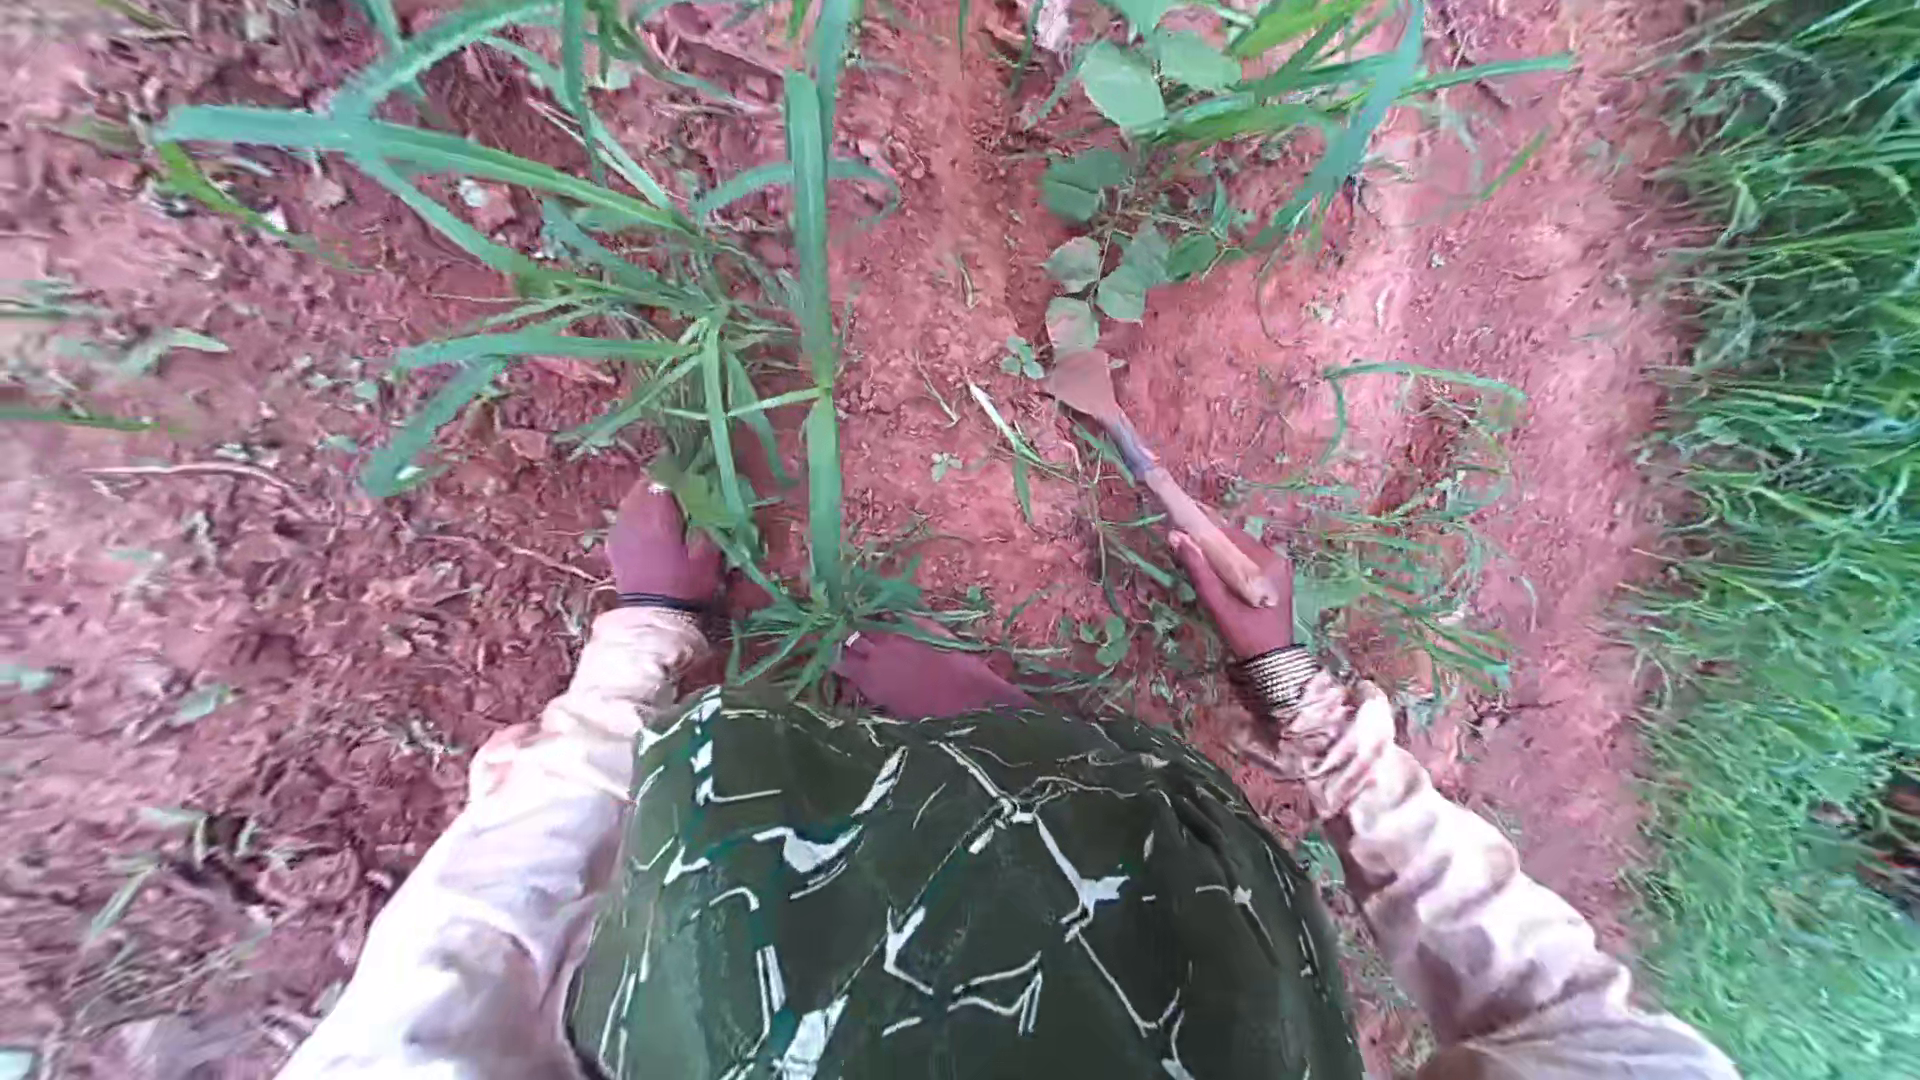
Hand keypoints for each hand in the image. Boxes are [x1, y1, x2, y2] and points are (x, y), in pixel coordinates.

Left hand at [607, 476, 722, 604]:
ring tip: (668, 504)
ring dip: (650, 496)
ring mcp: (619, 530)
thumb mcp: (709, 554)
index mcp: (658, 513)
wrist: (654, 615)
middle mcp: (633, 515)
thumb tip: (713, 500)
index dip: (680, 470)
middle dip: (664, 481)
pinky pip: (626, 517)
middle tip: (684, 487)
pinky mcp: (614, 544)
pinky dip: (639, 514)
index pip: (664, 476)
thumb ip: (709, 522)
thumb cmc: (686, 584)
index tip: (695, 470)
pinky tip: (652, 525)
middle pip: (645, 484)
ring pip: (633, 499)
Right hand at [1169, 525, 1292, 659]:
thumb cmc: (1245, 633)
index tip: (1182, 534)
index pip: (1230, 535)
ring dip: (1217, 553)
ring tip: (1195, 563)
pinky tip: (1213, 574)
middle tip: (1184, 551)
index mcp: (1267, 562)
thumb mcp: (1217, 602)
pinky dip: (1228, 563)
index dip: (1204, 532)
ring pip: (1239, 550)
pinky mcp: (1274, 578)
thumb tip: (1176, 538)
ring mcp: (1277, 568)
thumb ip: (1198, 569)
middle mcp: (1276, 559)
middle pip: (1235, 541)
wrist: (1272, 660)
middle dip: (1209, 544)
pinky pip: (1246, 562)